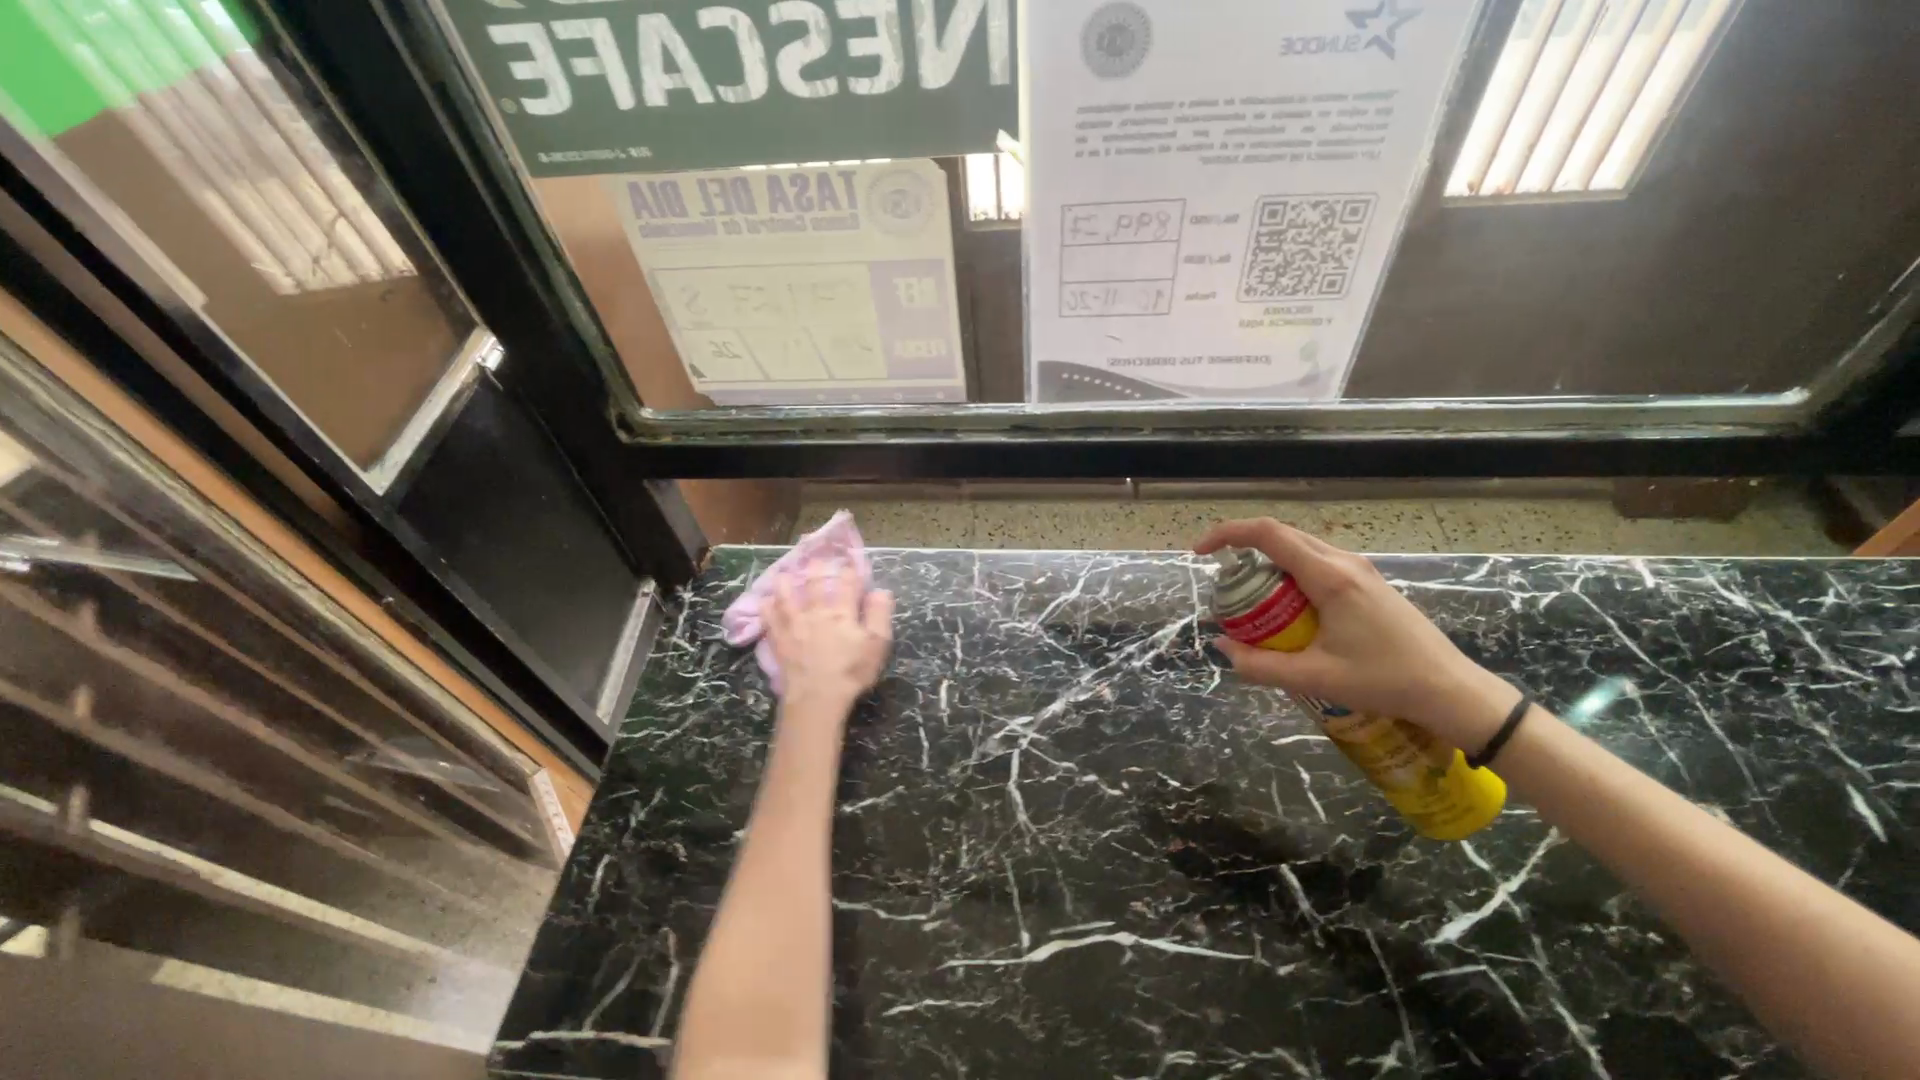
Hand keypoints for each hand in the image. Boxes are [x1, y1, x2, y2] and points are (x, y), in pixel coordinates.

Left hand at [764, 563, 894, 714]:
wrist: (817, 696)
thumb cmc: (851, 671)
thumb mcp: (877, 644)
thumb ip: (879, 614)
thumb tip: (880, 590)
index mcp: (842, 612)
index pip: (847, 584)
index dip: (849, 570)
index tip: (849, 561)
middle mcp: (816, 612)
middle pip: (814, 584)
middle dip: (816, 569)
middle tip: (813, 557)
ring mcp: (794, 625)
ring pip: (786, 596)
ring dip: (785, 582)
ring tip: (783, 573)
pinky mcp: (779, 640)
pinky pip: (769, 618)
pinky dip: (767, 607)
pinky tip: (766, 601)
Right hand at [1195, 518, 1519, 748]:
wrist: (1449, 688)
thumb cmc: (1384, 681)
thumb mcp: (1314, 679)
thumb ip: (1261, 665)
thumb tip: (1222, 646)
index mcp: (1329, 577)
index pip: (1267, 534)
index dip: (1227, 534)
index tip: (1201, 553)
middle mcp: (1344, 562)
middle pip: (1282, 536)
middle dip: (1243, 549)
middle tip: (1221, 582)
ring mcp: (1360, 570)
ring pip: (1301, 548)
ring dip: (1268, 563)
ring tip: (1250, 598)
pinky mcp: (1368, 582)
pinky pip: (1317, 563)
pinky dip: (1290, 574)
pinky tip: (1286, 608)